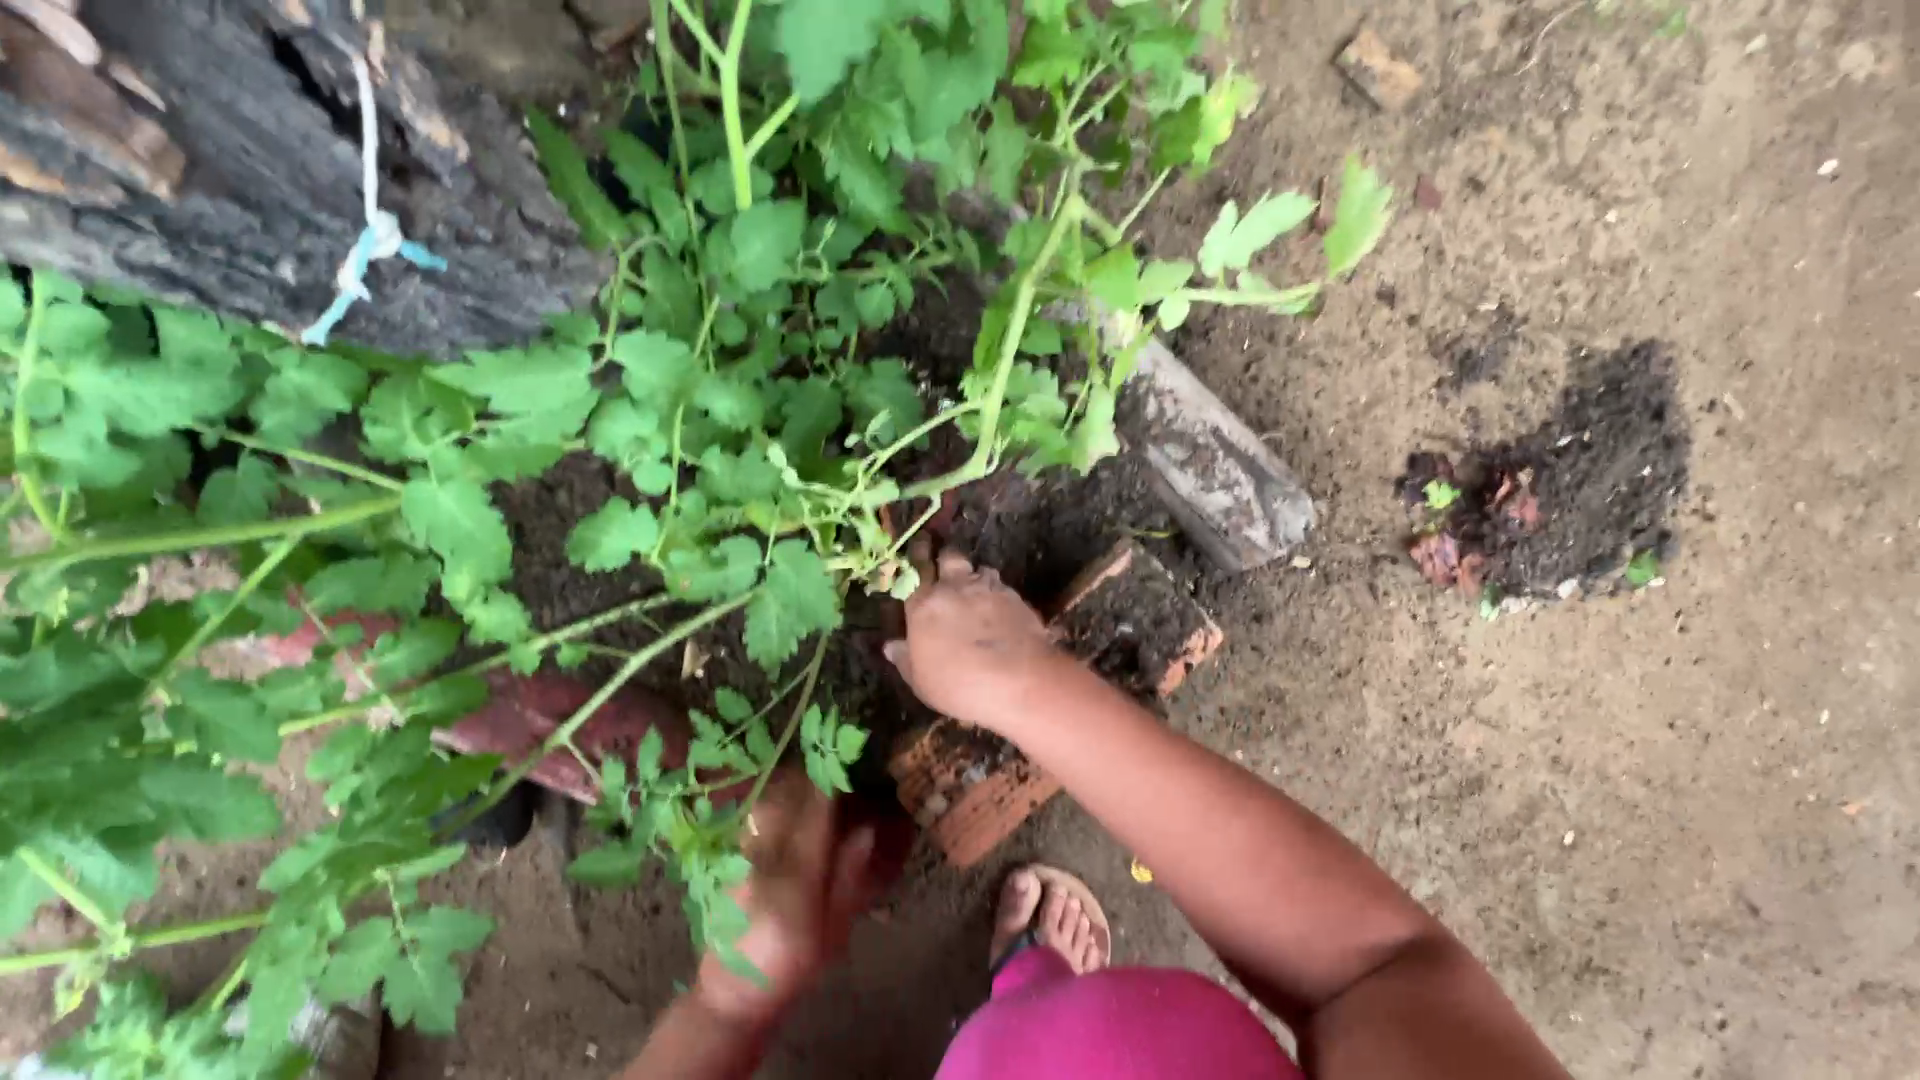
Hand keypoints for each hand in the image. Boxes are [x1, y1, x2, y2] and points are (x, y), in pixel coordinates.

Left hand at [692, 772, 905, 1028]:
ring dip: (791, 782)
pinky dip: (774, 798)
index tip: (849, 762)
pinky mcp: (729, 858)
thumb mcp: (833, 932)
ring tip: (813, 774)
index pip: (816, 817)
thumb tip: (867, 829)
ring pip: (767, 801)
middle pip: (787, 798)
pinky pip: (754, 815)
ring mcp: (741, 856)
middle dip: (811, 775)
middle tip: (834, 762)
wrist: (732, 993)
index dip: (832, 785)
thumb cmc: (792, 967)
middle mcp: (764, 860)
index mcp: (796, 880)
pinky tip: (788, 798)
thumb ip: (848, 878)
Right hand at [883, 543, 1068, 731]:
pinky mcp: (1014, 597)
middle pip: (949, 556)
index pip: (915, 571)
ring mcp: (987, 589)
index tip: (919, 549)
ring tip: (976, 589)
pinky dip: (997, 593)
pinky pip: (1001, 586)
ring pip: (979, 568)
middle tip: (945, 564)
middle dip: (946, 556)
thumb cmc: (959, 685)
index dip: (917, 557)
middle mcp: (953, 588)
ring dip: (975, 576)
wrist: (1018, 680)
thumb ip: (905, 659)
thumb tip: (891, 645)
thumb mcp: (920, 681)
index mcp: (923, 605)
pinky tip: (1000, 610)